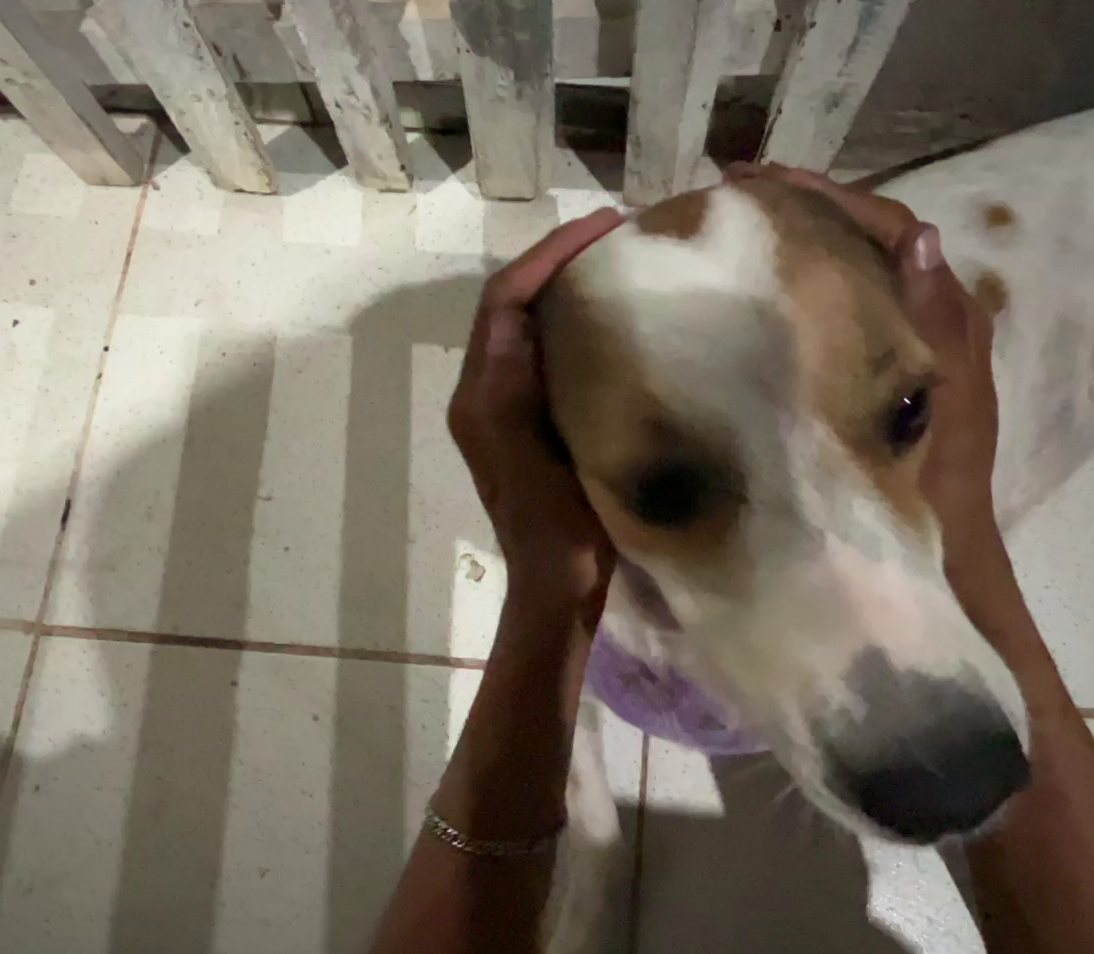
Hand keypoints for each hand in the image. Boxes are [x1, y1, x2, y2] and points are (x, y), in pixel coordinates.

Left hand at [450, 208, 625, 615]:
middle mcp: (480, 393)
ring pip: (522, 327)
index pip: (505, 301)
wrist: (554, 586)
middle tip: (613, 239)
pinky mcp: (517, 424)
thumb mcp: (548, 458)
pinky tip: (607, 324)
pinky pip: (535, 355)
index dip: (549, 256)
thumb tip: (528, 315)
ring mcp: (496, 410)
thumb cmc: (560, 531)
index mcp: (484, 396)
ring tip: (613, 268)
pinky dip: (566, 326)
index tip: (605, 227)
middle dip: (555, 263)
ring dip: (561, 291)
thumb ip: (528, 391)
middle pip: (509, 305)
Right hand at [724, 165, 1013, 625]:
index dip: (828, 196)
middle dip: (800, 216)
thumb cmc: (938, 481)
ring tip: (732, 242)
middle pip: (859, 243)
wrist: (933, 553)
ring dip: (792, 254)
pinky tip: (751, 307)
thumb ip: (936, 322)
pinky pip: (826, 322)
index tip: (756, 180)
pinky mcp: (858, 381)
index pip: (887, 226)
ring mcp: (884, 350)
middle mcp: (916, 319)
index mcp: (941, 314)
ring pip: (839, 279)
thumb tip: (918, 235)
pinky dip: (792, 302)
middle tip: (730, 206)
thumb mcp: (942, 399)